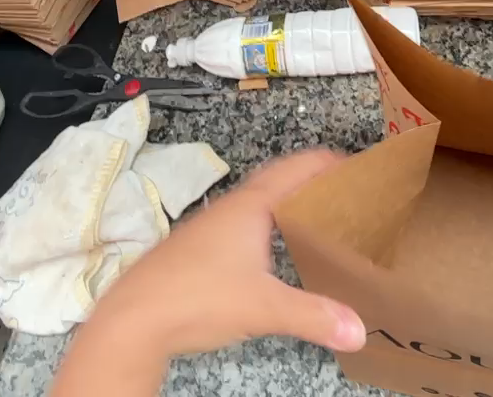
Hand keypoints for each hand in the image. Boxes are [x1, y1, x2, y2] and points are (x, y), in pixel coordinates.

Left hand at [53, 150, 364, 395]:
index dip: (325, 161)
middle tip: (340, 189)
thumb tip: (359, 331)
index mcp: (253, 206)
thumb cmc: (200, 298)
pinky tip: (270, 247)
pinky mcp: (198, 246)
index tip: (353, 162)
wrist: (133, 318)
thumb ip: (313, 316)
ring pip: (257, 199)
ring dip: (285, 199)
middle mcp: (233, 206)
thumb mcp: (264, 308)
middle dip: (309, 178)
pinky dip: (266, 220)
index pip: (296, 167)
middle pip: (277, 178)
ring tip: (314, 215)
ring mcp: (211, 224)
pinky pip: (242, 219)